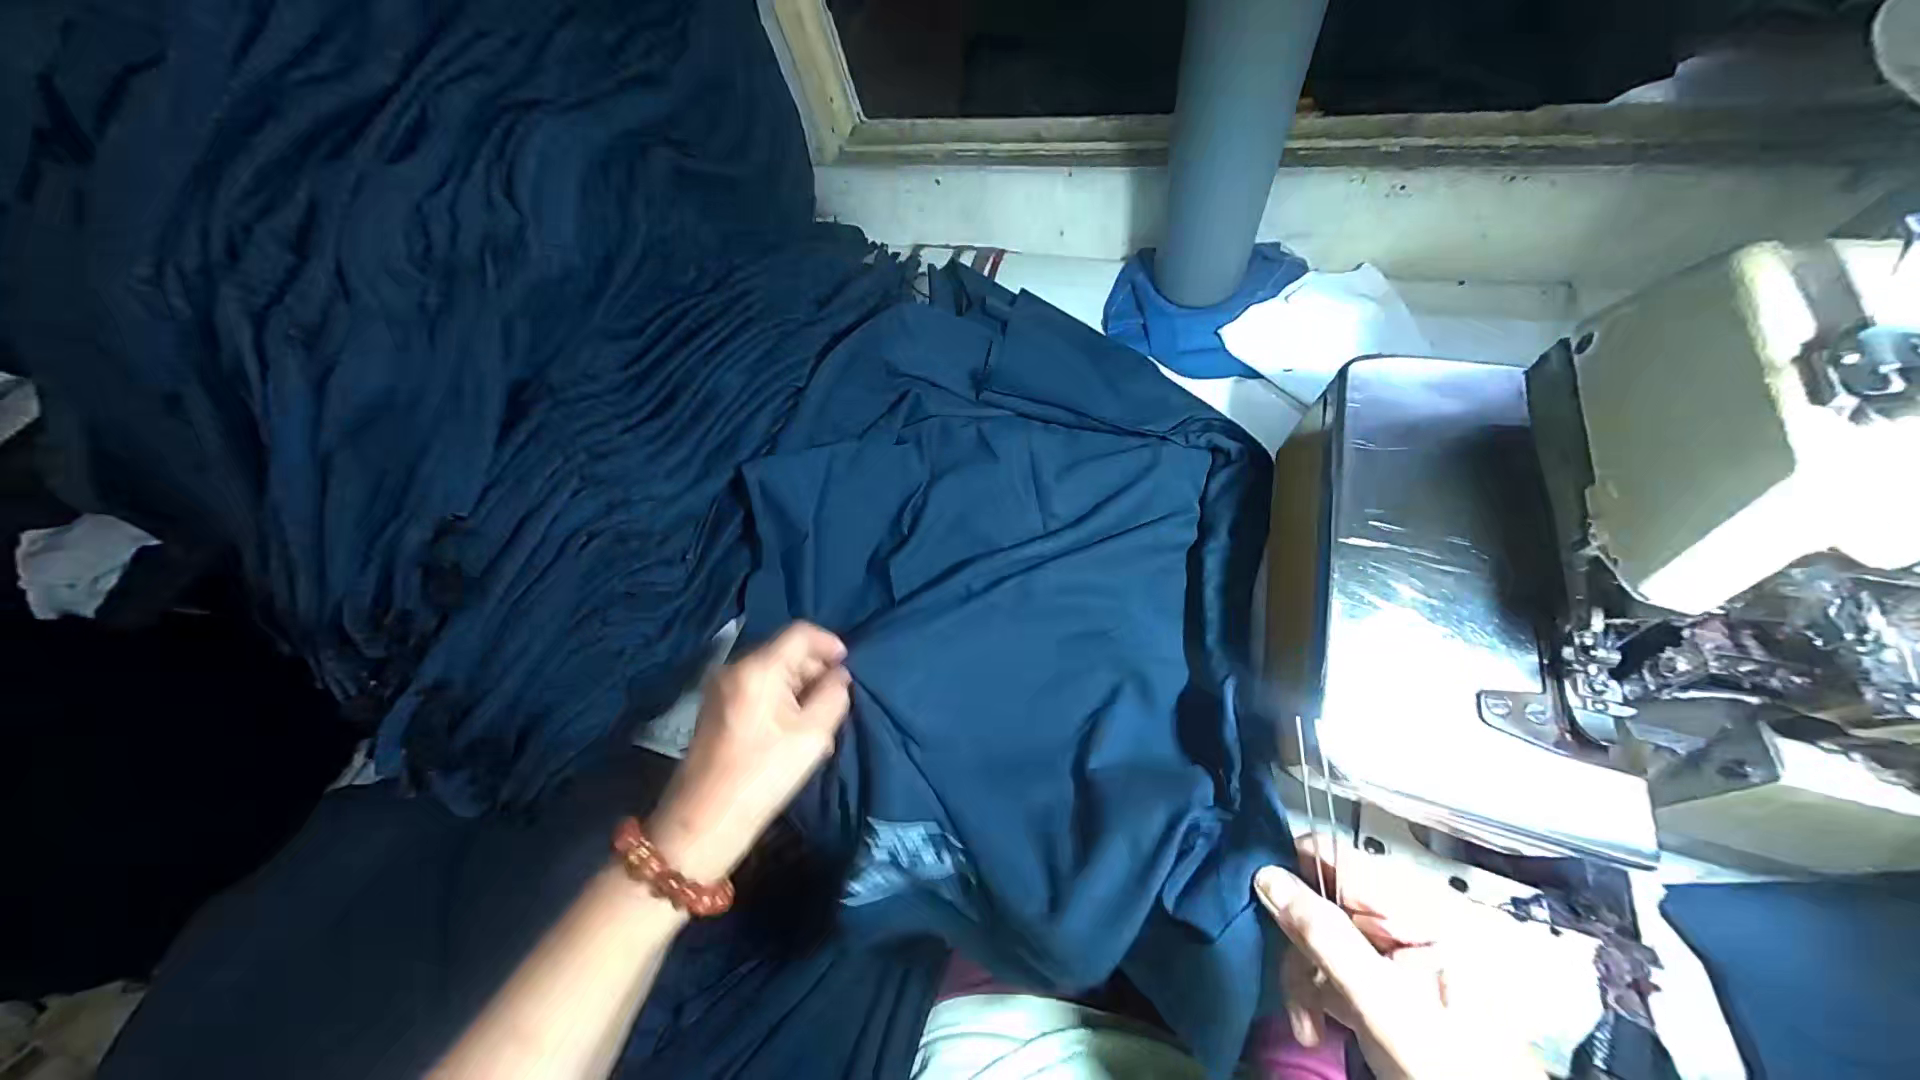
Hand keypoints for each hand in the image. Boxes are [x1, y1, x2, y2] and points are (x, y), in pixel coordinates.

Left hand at [647, 622, 852, 882]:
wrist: (704, 822)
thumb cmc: (763, 776)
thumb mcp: (813, 735)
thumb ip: (834, 695)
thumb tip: (838, 675)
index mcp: (757, 668)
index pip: (800, 633)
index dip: (829, 643)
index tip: (848, 666)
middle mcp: (735, 668)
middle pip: (785, 651)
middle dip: (815, 669)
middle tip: (836, 698)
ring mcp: (721, 687)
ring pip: (773, 670)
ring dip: (800, 686)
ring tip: (818, 719)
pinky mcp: (716, 707)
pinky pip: (758, 687)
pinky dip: (781, 698)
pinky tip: (794, 728)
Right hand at [1254, 839, 1545, 1079]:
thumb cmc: (1450, 1069)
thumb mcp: (1383, 1004)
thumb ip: (1325, 936)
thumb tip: (1266, 877)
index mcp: (1420, 907)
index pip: (1335, 856)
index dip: (1291, 873)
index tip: (1263, 908)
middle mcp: (1404, 917)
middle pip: (1321, 898)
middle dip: (1298, 943)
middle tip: (1293, 989)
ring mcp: (1394, 948)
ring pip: (1318, 931)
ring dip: (1301, 973)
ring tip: (1305, 1022)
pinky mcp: (1383, 976)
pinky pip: (1329, 959)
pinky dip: (1315, 988)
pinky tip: (1314, 1023)